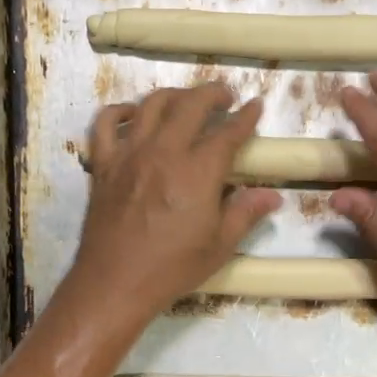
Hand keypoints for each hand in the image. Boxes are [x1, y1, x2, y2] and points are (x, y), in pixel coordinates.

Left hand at [67, 83, 281, 320]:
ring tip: (186, 100)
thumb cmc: (172, 269)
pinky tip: (132, 114)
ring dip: (174, 95)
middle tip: (224, 96)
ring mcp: (129, 155)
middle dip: (212, 93)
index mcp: (197, 172)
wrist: (115, 282)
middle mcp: (163, 152)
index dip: (245, 117)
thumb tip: (272, 196)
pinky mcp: (104, 165)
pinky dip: (119, 111)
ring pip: (151, 105)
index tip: (255, 106)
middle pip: (190, 105)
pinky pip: (105, 124)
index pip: (228, 133)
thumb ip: (245, 214)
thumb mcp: (218, 247)